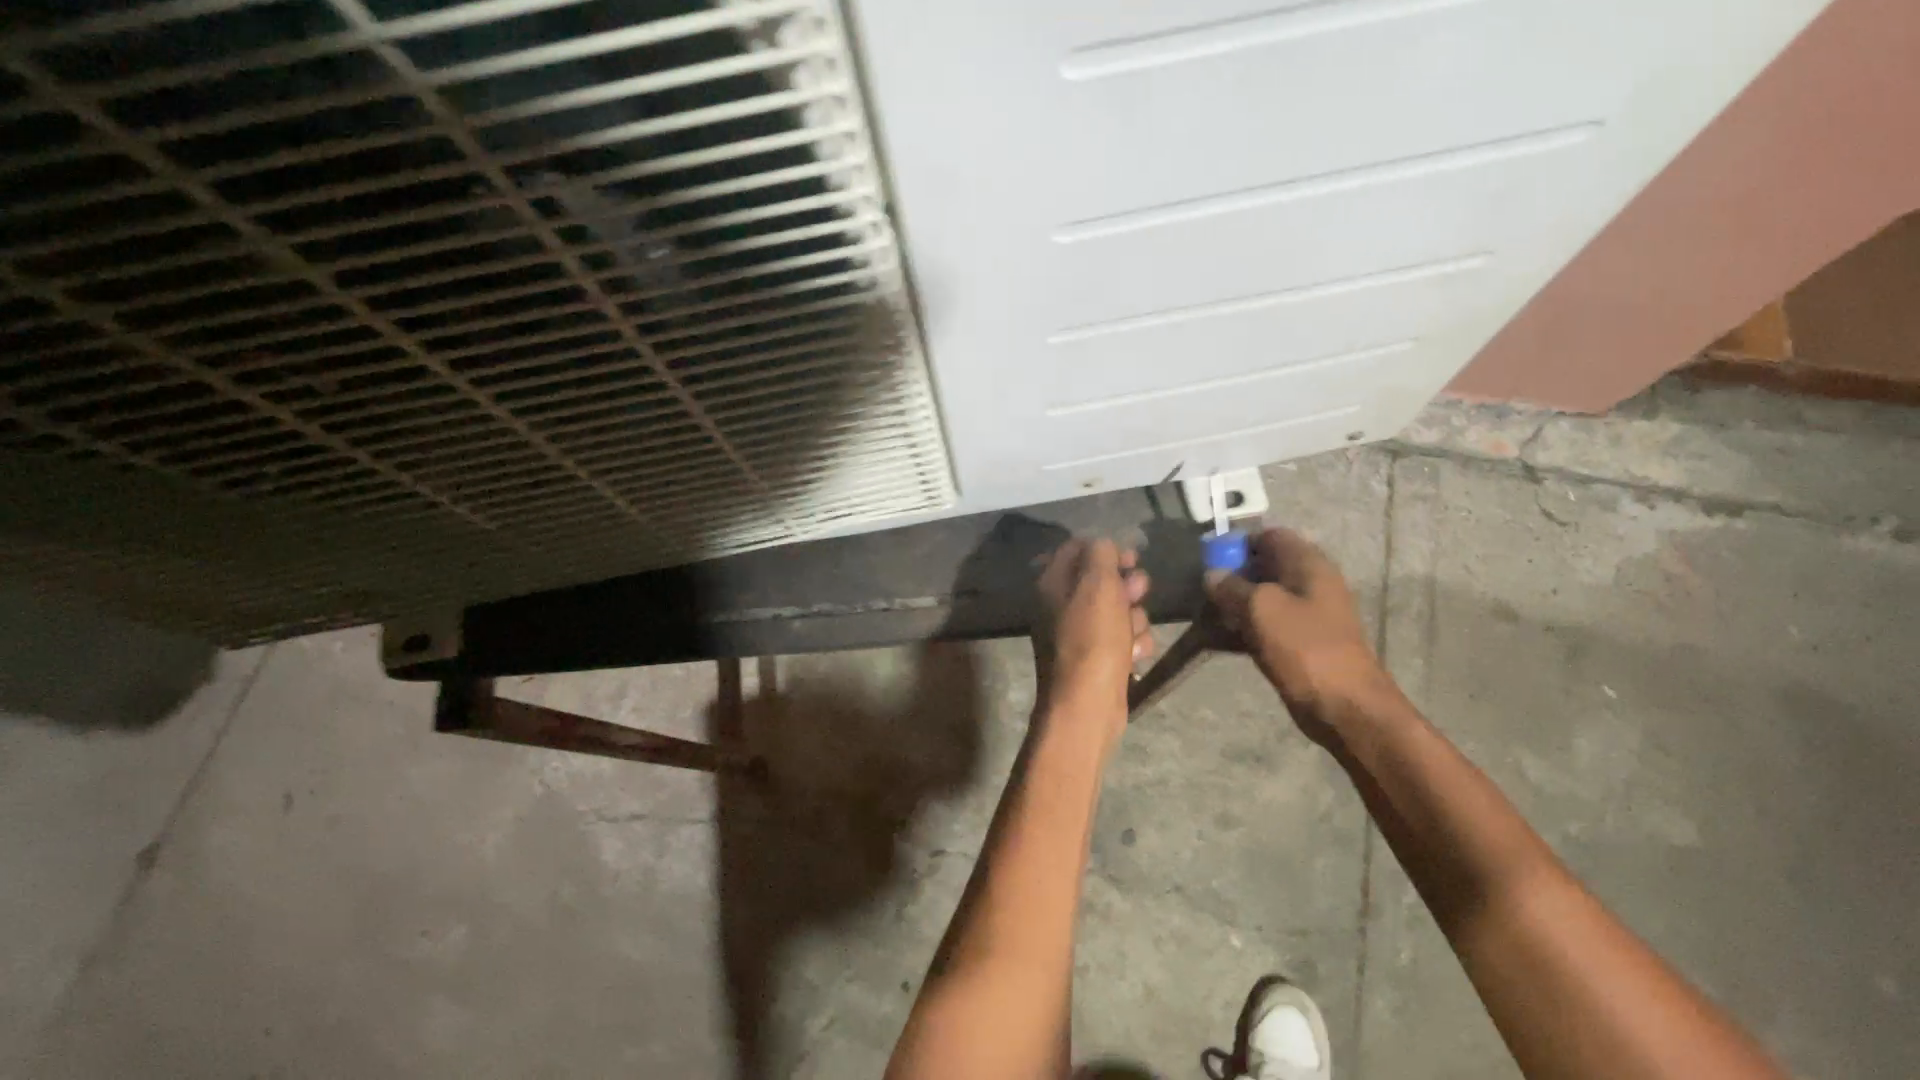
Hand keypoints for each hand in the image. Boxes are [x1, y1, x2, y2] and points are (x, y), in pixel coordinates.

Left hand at [1035, 538, 1153, 731]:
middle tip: (1137, 593)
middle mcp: (1061, 605)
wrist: (1087, 704)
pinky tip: (1135, 655)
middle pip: (1102, 580)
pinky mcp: (1097, 658)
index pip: (1078, 548)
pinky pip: (1123, 639)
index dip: (1107, 548)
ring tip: (1133, 634)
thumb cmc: (1092, 639)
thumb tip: (1103, 545)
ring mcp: (1079, 634)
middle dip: (1127, 586)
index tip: (1131, 557)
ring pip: (1119, 611)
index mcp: (1052, 583)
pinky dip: (1133, 644)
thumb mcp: (1098, 585)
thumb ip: (1101, 554)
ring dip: (1134, 618)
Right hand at [1203, 528, 1398, 743]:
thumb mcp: (1261, 609)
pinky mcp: (1300, 642)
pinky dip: (1244, 628)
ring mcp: (1307, 614)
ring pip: (1263, 598)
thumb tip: (1212, 574)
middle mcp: (1310, 582)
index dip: (1238, 543)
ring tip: (1203, 615)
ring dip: (1234, 605)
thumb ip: (1232, 587)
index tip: (1208, 560)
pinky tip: (1218, 640)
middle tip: (1201, 590)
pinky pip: (1266, 625)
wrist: (1344, 705)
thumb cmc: (1305, 648)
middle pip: (1264, 567)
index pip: (1270, 536)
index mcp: (1308, 564)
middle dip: (1232, 576)